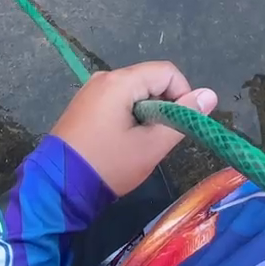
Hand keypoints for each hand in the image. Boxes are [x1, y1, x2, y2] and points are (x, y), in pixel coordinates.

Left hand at [51, 62, 217, 195]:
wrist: (54, 192)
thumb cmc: (107, 166)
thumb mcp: (150, 146)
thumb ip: (182, 119)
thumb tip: (210, 94)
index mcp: (120, 81)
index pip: (167, 72)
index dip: (183, 95)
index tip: (181, 125)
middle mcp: (104, 78)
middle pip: (151, 80)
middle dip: (164, 107)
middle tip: (159, 139)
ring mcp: (91, 91)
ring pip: (136, 92)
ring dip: (147, 114)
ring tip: (141, 144)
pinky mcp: (84, 106)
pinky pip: (118, 101)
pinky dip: (129, 117)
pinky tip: (123, 143)